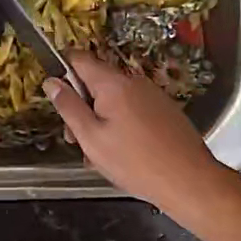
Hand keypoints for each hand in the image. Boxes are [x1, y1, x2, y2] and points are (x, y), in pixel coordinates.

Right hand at [45, 51, 232, 211]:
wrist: (189, 181)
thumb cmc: (135, 162)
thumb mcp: (91, 138)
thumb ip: (69, 107)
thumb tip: (51, 82)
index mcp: (113, 84)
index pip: (79, 58)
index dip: (61, 69)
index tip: (55, 92)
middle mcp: (134, 82)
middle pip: (96, 82)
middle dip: (81, 106)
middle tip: (76, 139)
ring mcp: (152, 95)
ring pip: (114, 100)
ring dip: (100, 119)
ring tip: (100, 154)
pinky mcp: (165, 111)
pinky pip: (133, 110)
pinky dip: (121, 125)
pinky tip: (122, 153)